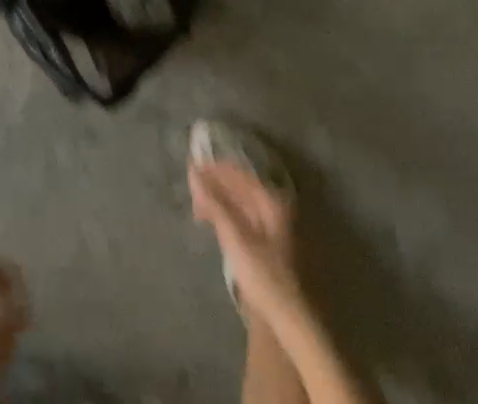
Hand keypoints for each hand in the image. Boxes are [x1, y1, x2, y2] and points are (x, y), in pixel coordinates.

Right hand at [189, 159, 305, 322]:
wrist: (287, 313)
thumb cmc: (262, 272)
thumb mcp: (234, 235)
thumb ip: (213, 201)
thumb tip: (194, 170)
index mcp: (271, 202)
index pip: (239, 173)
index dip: (215, 167)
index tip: (191, 163)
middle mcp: (274, 208)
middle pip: (241, 186)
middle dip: (215, 184)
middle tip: (190, 188)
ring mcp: (271, 225)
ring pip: (239, 201)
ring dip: (217, 200)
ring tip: (196, 206)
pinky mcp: (265, 241)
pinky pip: (241, 216)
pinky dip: (224, 214)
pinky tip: (210, 220)